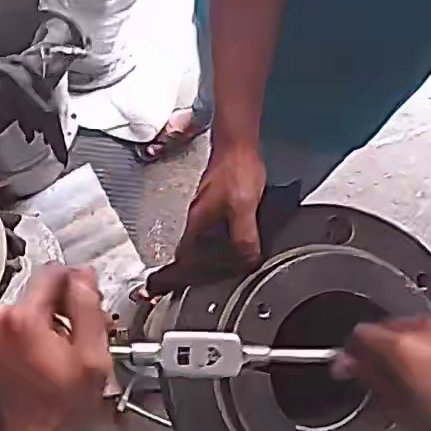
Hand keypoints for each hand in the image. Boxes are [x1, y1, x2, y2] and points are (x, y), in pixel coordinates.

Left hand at [0, 265, 110, 430]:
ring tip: (60, 346)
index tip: (86, 298)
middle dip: (62, 305)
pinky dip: (27, 331)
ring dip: (46, 318)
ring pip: (26, 305)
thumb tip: (84, 277)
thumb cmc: (62, 402)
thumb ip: (88, 307)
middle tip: (77, 331)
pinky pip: (11, 323)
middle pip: (38, 290)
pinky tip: (41, 352)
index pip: (52, 274)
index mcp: (23, 319)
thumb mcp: (92, 354)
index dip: (76, 283)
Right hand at [178, 137, 268, 269]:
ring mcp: (206, 207)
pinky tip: (233, 241)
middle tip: (205, 281)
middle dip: (196, 266)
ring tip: (223, 266)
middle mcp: (197, 216)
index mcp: (198, 221)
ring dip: (210, 253)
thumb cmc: (237, 170)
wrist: (238, 143)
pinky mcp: (216, 200)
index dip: (184, 273)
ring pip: (203, 238)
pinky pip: (214, 227)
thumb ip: (244, 237)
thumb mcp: (244, 208)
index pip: (184, 255)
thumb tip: (247, 260)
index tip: (183, 287)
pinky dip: (220, 239)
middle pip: (192, 249)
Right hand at [339, 316, 430, 430]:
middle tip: (393, 381)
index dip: (355, 353)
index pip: (361, 334)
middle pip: (390, 328)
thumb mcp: (405, 413)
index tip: (356, 366)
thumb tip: (350, 365)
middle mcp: (429, 327)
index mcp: (403, 347)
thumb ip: (371, 381)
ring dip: (416, 349)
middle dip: (386, 351)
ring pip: (420, 329)